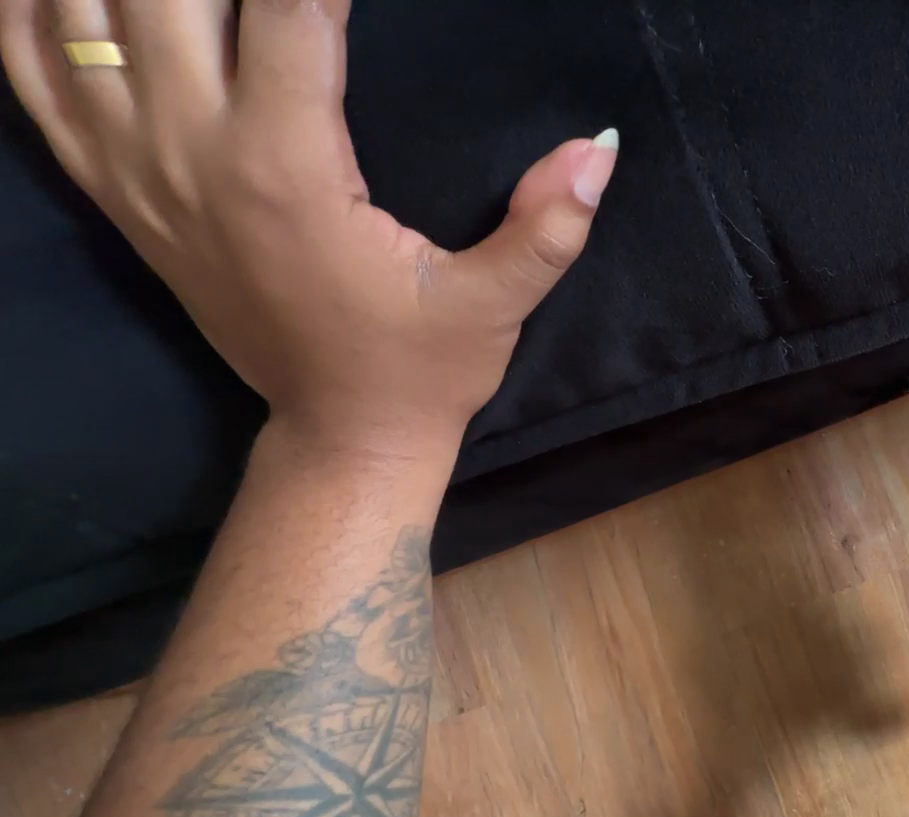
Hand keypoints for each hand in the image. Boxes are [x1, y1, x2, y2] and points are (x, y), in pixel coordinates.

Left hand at [0, 0, 616, 458]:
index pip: (286, 16)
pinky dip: (37, 8)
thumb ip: (548, 227)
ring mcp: (134, 169)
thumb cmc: (425, 368)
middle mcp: (189, 152)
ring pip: (79, 8)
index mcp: (286, 173)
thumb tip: (601, 149)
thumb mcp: (497, 304)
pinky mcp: (115, 190)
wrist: (344, 430)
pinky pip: (31, 66)